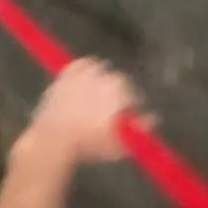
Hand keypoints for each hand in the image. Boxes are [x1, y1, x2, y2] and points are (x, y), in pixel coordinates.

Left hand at [16, 58, 147, 166]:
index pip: (132, 94)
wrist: (54, 137)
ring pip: (99, 69)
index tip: (126, 116)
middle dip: (117, 92)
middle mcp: (104, 77)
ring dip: (101, 79)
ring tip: (96, 95)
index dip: (130, 105)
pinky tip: (83, 79)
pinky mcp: (66, 74)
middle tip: (109, 108)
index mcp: (120, 92)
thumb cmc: (89, 143)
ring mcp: (83, 73)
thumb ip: (140, 129)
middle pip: (117, 80)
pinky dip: (84, 69)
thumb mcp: (120, 143)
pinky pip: (80, 64)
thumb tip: (153, 118)